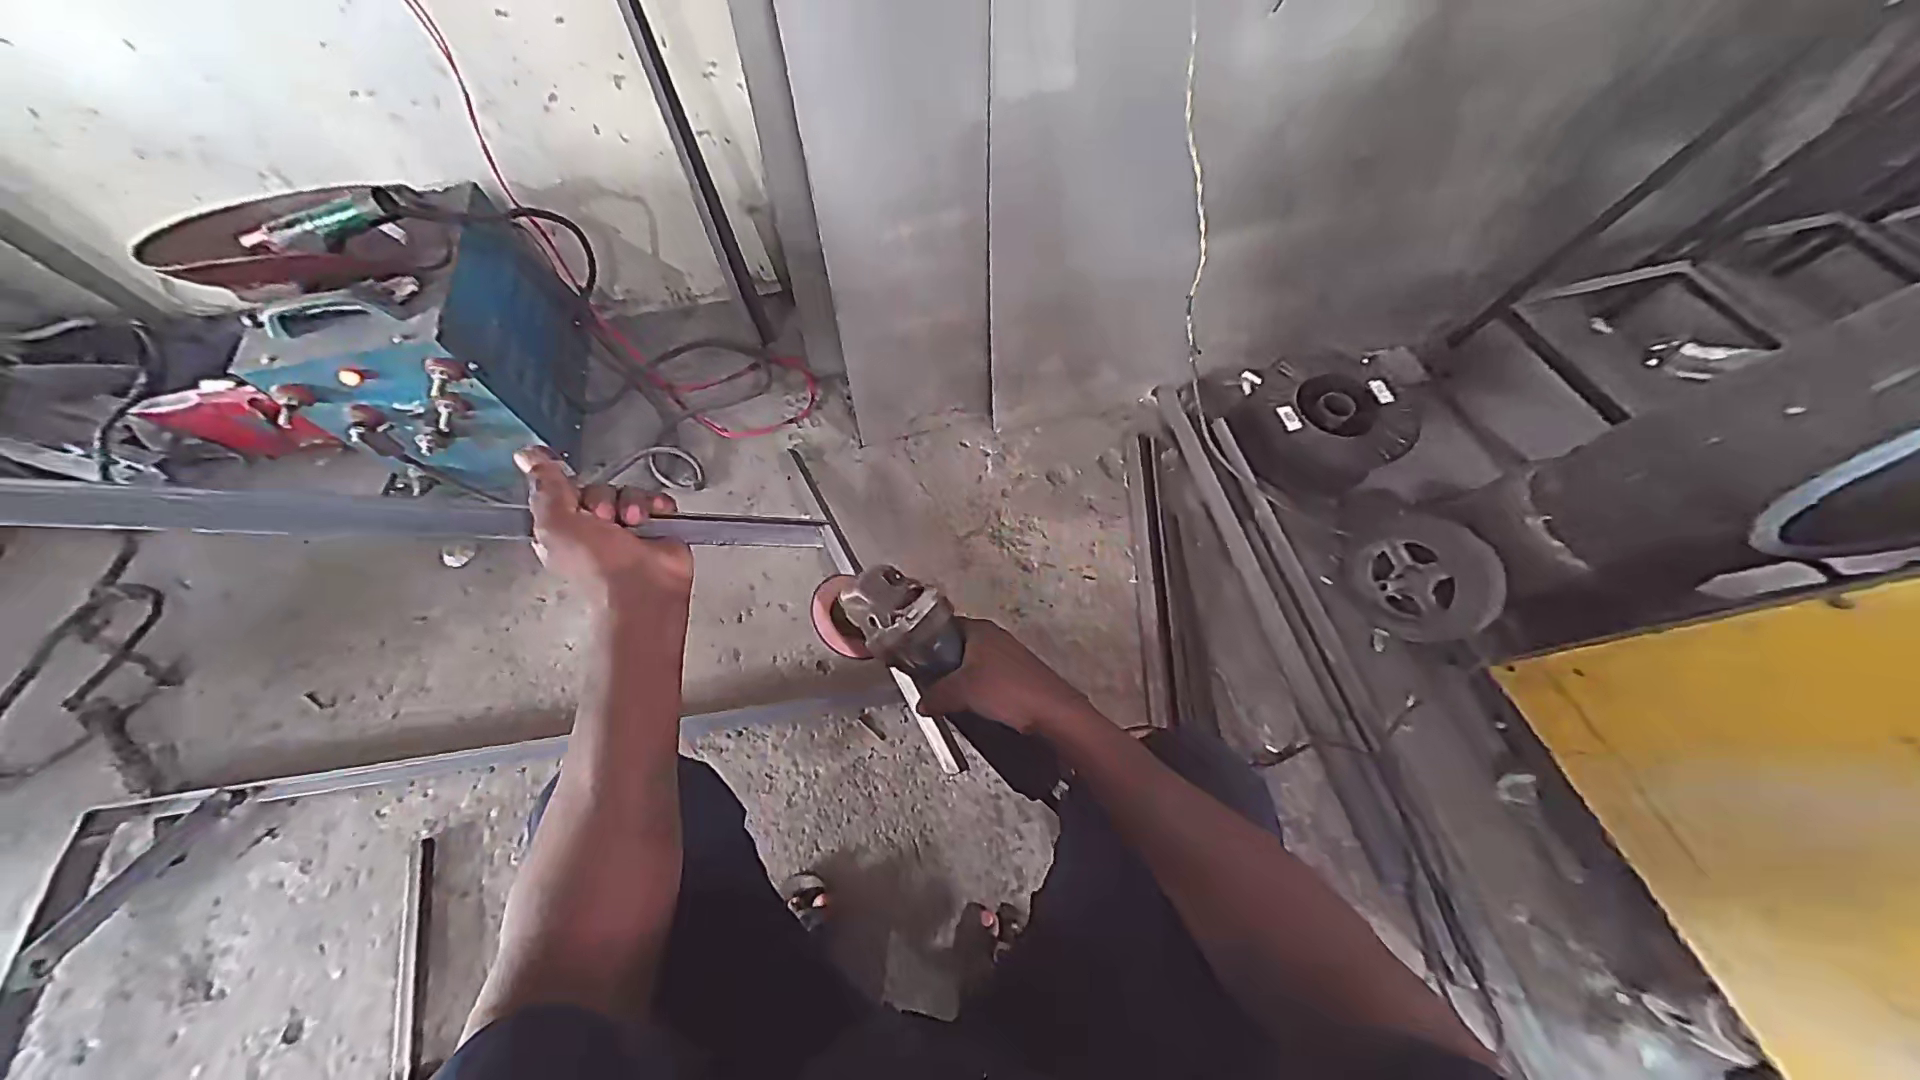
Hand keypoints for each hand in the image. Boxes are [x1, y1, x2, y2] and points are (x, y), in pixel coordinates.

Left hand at [514, 446, 693, 605]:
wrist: (643, 587)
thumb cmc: (596, 565)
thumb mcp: (555, 522)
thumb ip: (544, 488)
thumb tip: (527, 454)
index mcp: (563, 528)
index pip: (563, 491)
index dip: (567, 485)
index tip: (572, 485)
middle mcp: (594, 526)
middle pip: (597, 487)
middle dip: (602, 498)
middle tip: (605, 518)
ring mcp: (627, 526)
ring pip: (627, 491)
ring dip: (632, 503)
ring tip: (634, 522)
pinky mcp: (657, 526)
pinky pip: (656, 500)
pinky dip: (658, 505)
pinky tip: (655, 516)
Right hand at [916, 618, 1091, 734]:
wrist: (1051, 713)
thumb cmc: (1007, 690)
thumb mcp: (961, 692)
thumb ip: (936, 695)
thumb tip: (923, 703)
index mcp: (980, 630)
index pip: (945, 625)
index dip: (927, 640)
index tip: (914, 657)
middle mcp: (996, 637)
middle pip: (959, 646)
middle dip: (944, 665)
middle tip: (929, 683)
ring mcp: (1010, 656)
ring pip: (975, 665)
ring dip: (962, 681)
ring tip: (951, 699)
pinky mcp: (1020, 676)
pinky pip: (990, 679)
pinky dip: (980, 690)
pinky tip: (976, 707)